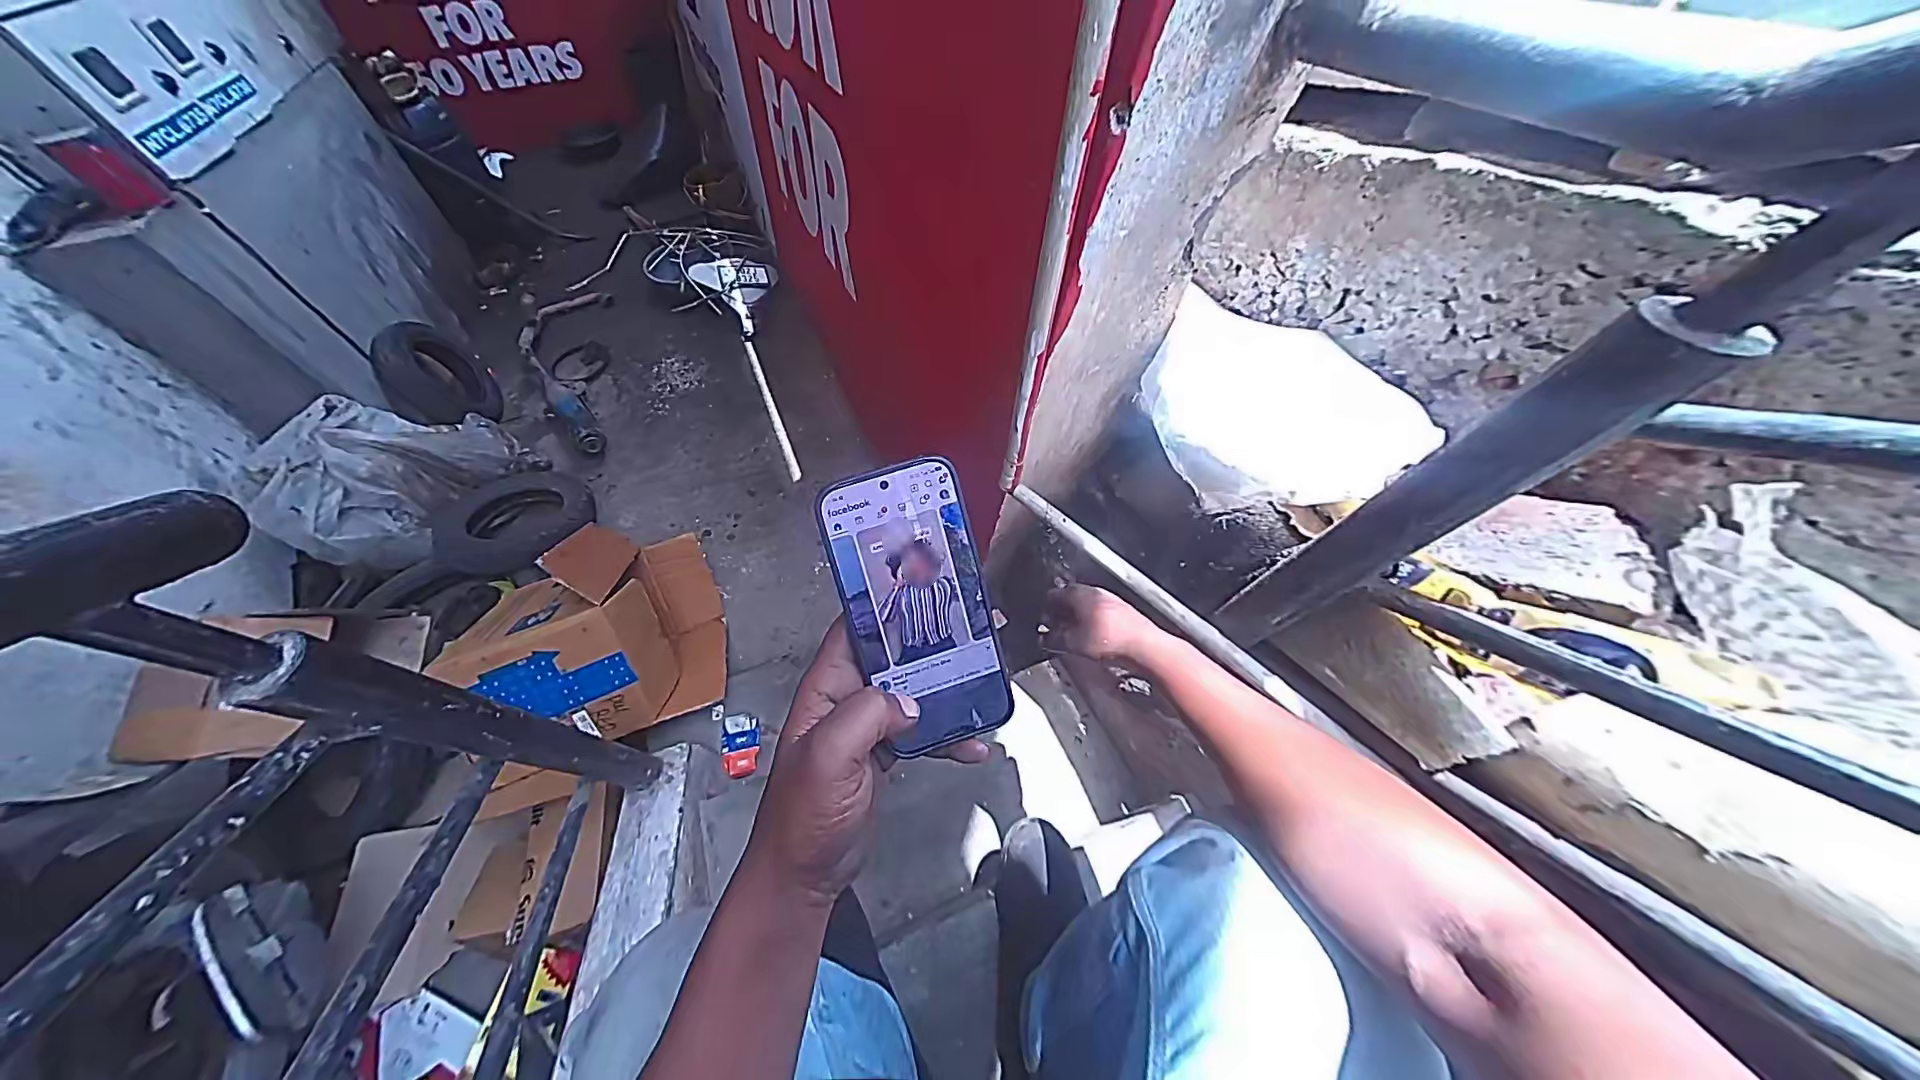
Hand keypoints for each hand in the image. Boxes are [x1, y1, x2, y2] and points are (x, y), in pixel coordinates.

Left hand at [743, 618, 987, 906]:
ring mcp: (867, 726)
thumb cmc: (803, 817)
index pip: (854, 630)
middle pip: (892, 657)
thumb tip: (909, 703)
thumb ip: (866, 716)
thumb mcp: (827, 757)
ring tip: (981, 681)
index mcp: (827, 689)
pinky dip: (947, 736)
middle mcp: (847, 700)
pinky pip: (922, 732)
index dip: (884, 605)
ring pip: (912, 692)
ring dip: (945, 689)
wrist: (806, 873)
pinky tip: (971, 745)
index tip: (921, 588)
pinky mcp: (884, 752)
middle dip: (928, 643)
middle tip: (969, 631)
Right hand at [1041, 585, 1159, 662]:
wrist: (1145, 648)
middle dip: (1063, 609)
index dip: (1048, 604)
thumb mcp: (1074, 643)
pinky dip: (1094, 621)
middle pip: (1074, 597)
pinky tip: (1094, 636)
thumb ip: (1056, 638)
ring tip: (1074, 632)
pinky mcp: (1125, 613)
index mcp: (1083, 594)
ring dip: (1079, 615)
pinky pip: (1102, 613)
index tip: (1044, 613)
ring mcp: (1114, 601)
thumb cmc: (1112, 641)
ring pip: (1089, 604)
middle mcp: (1098, 593)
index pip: (1057, 593)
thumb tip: (1047, 638)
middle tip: (1055, 622)